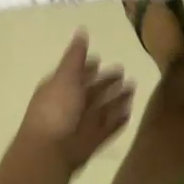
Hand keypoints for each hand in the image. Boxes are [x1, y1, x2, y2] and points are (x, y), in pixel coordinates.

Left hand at [19, 32, 134, 171]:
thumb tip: (82, 30)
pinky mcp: (91, 142)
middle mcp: (69, 106)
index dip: (88, 67)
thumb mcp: (65, 76)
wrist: (50, 153)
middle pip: (91, 91)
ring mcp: (81, 125)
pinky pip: (107, 128)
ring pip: (102, 108)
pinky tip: (130, 112)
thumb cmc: (55, 109)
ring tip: (133, 88)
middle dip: (107, 81)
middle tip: (124, 72)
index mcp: (59, 89)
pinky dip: (118, 120)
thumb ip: (76, 56)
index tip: (101, 59)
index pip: (76, 74)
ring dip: (116, 99)